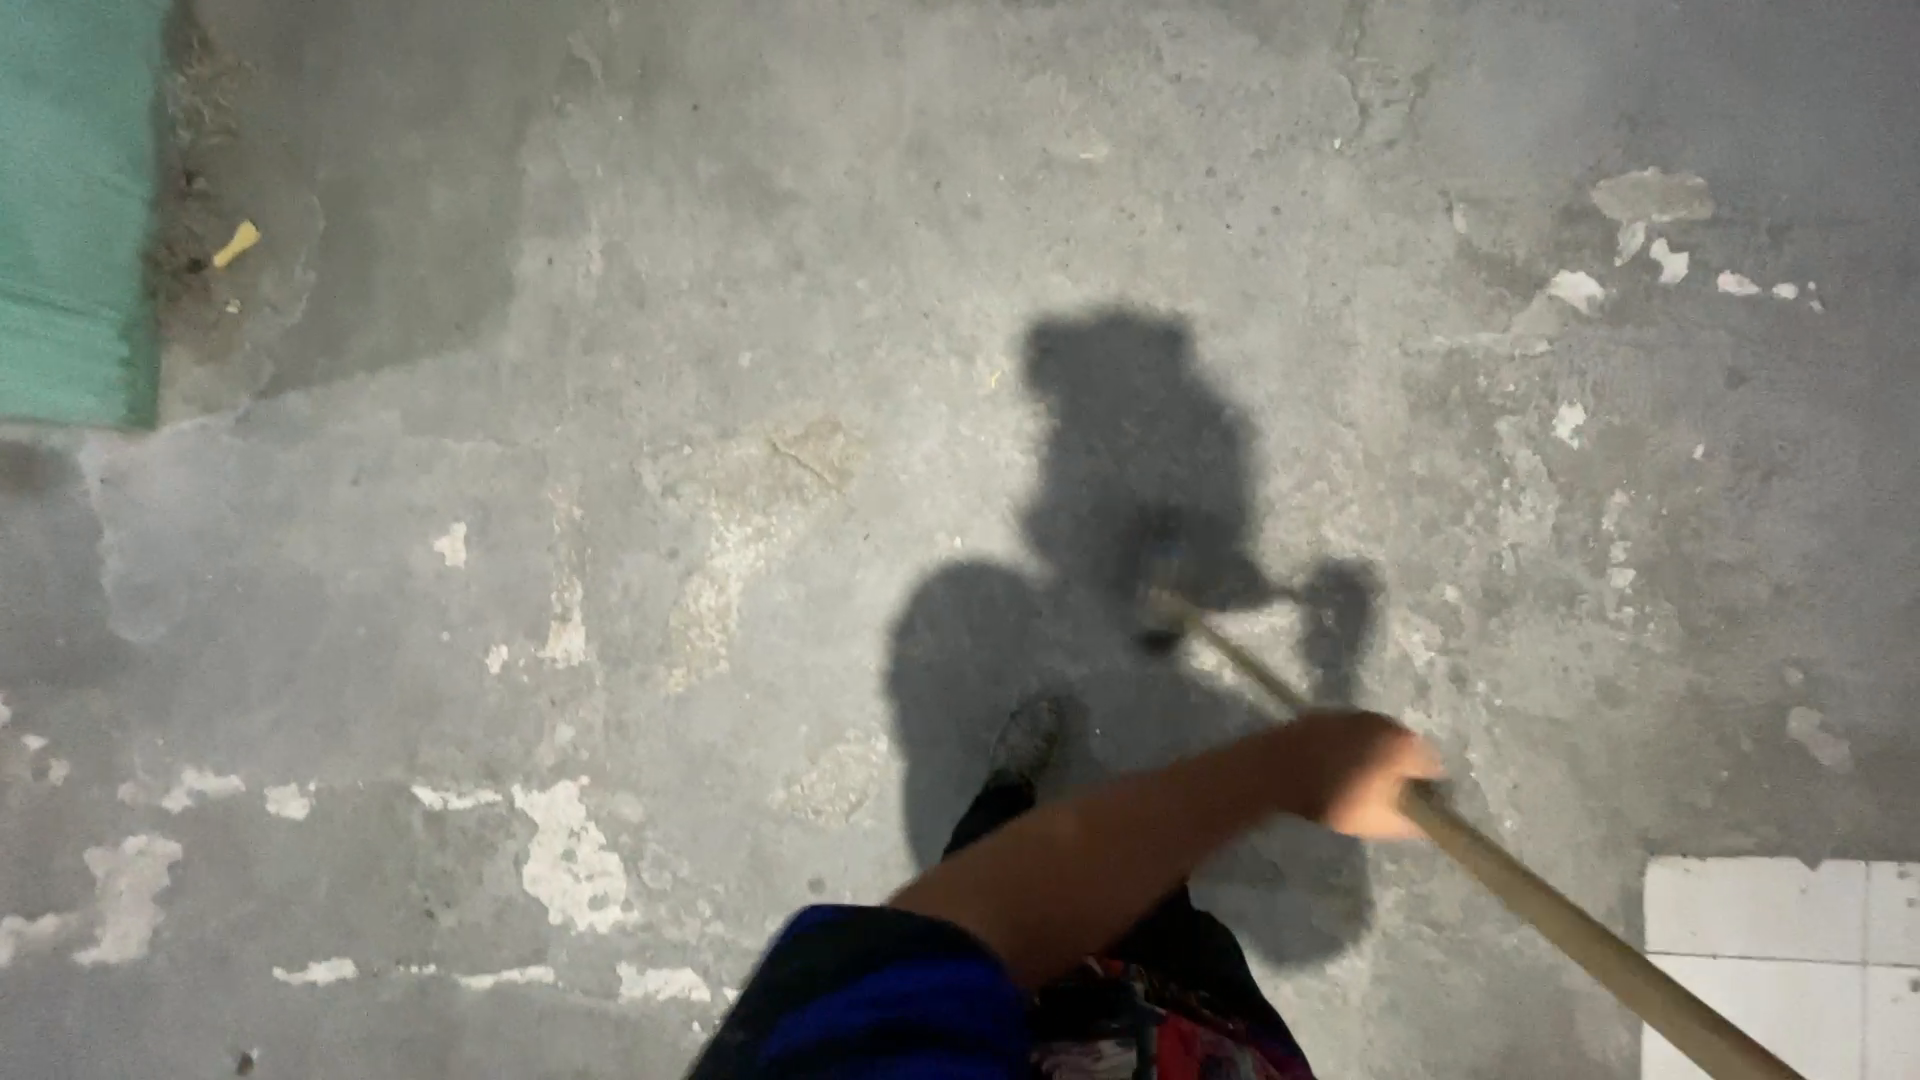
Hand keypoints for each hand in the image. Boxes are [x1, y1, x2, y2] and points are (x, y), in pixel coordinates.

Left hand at [1276, 710, 1442, 838]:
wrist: (1274, 767)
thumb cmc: (1331, 796)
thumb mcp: (1379, 822)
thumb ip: (1411, 823)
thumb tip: (1424, 822)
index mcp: (1403, 744)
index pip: (1433, 766)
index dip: (1426, 787)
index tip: (1414, 803)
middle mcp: (1383, 721)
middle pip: (1405, 748)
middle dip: (1400, 768)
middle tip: (1384, 793)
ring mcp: (1352, 713)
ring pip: (1376, 738)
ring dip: (1373, 755)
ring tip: (1356, 779)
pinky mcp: (1326, 713)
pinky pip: (1350, 732)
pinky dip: (1348, 745)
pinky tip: (1333, 763)